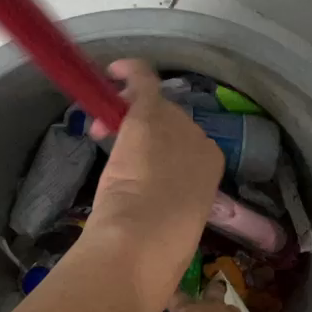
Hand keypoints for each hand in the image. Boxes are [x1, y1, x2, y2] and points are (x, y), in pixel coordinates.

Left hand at [86, 60, 223, 255]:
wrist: (146, 236)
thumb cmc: (160, 242)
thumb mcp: (176, 223)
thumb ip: (171, 206)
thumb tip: (159, 219)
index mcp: (211, 168)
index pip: (186, 145)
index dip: (162, 147)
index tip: (141, 161)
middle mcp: (199, 139)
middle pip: (170, 120)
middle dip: (143, 127)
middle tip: (114, 144)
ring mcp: (174, 124)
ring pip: (153, 103)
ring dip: (127, 109)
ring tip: (101, 129)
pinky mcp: (149, 112)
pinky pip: (144, 81)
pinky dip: (130, 71)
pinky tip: (113, 69)